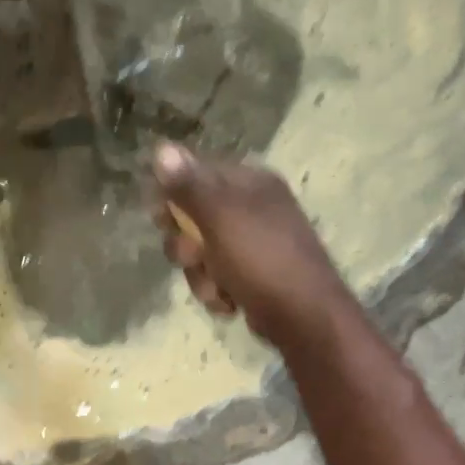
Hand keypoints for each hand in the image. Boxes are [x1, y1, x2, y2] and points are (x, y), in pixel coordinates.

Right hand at [144, 142, 354, 346]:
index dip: (172, 198)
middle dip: (185, 246)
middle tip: (194, 257)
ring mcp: (251, 242)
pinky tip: (228, 301)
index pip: (195, 175)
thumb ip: (188, 186)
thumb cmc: (261, 260)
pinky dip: (215, 291)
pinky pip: (214, 275)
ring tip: (217, 288)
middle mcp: (251, 207)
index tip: (162, 221)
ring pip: (199, 252)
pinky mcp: (250, 272)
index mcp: (249, 183)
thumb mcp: (219, 218)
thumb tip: (161, 148)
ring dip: (199, 275)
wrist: (303, 316)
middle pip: (190, 218)